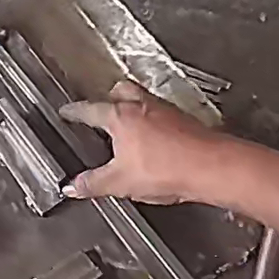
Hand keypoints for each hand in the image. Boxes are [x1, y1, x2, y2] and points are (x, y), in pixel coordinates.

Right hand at [59, 80, 233, 204]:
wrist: (211, 168)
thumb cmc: (167, 168)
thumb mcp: (118, 182)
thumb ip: (92, 183)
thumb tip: (72, 186)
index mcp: (121, 117)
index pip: (90, 109)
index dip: (75, 112)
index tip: (67, 112)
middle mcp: (144, 107)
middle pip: (121, 91)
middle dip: (108, 98)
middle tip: (101, 109)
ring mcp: (167, 112)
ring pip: (143, 100)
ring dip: (132, 108)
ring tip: (125, 124)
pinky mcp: (185, 122)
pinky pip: (162, 114)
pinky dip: (152, 121)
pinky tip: (152, 139)